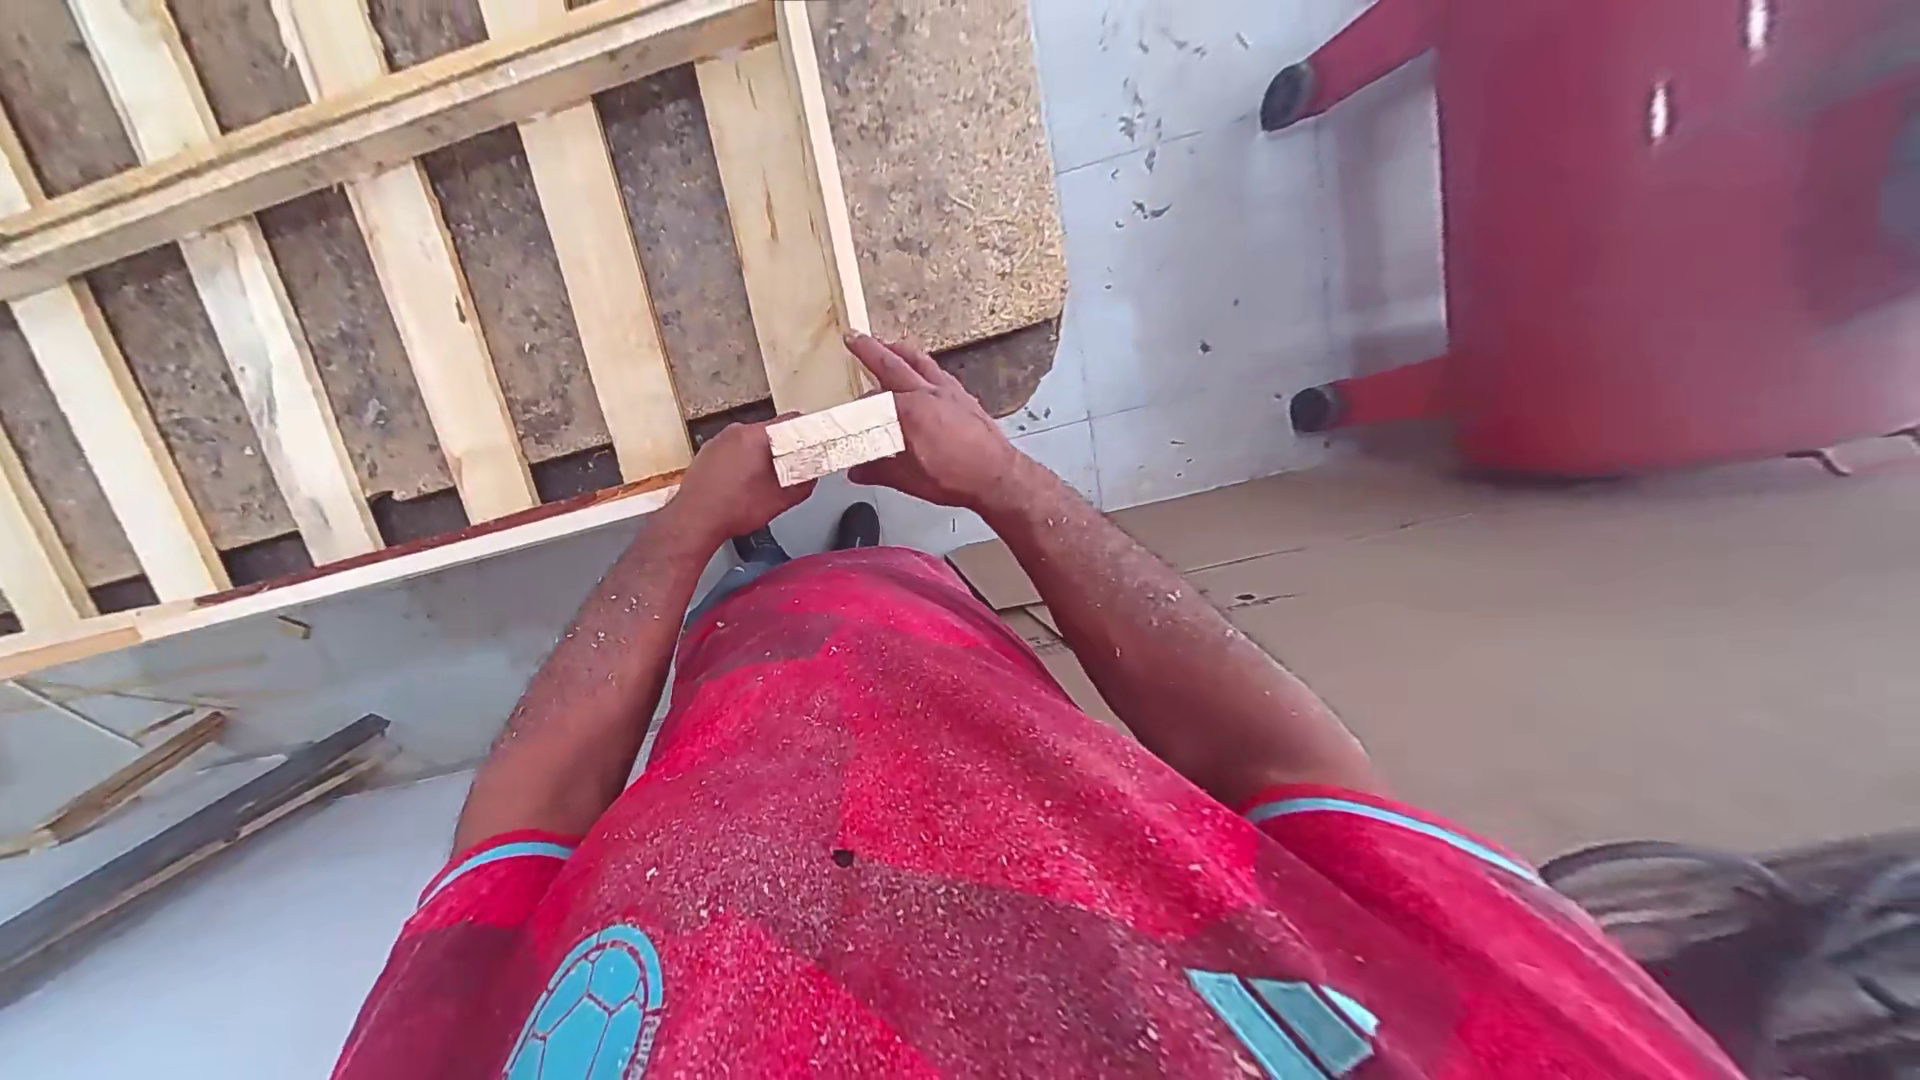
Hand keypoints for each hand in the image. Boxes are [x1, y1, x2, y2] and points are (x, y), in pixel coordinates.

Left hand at [668, 420, 814, 545]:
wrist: (694, 520)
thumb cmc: (733, 509)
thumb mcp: (781, 500)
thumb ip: (803, 484)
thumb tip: (811, 476)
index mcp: (757, 436)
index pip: (791, 421)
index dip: (807, 432)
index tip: (812, 445)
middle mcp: (736, 432)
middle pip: (770, 431)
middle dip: (784, 448)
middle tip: (793, 467)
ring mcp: (719, 441)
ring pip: (751, 441)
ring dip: (762, 455)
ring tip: (767, 480)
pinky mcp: (708, 452)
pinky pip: (734, 450)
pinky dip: (744, 461)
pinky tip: (746, 483)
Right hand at [843, 334, 1028, 512]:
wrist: (997, 476)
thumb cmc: (959, 477)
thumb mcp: (908, 479)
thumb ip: (878, 470)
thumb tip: (859, 470)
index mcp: (908, 411)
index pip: (871, 403)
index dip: (856, 410)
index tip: (848, 418)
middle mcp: (927, 394)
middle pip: (892, 364)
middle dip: (869, 349)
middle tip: (855, 338)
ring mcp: (948, 392)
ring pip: (919, 361)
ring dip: (899, 350)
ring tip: (888, 344)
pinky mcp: (964, 397)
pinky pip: (940, 372)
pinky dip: (926, 365)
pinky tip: (925, 369)